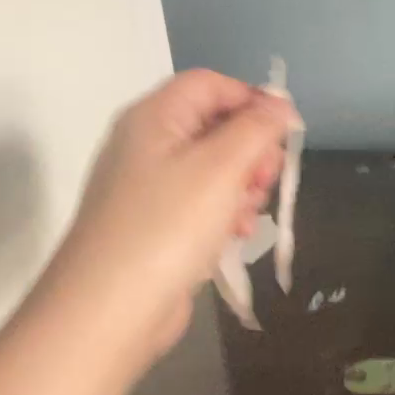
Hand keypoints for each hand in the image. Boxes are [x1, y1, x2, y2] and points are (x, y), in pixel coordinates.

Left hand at [33, 69, 297, 377]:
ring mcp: (147, 188)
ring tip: (249, 216)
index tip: (285, 135)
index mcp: (154, 118)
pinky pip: (200, 204)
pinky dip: (224, 213)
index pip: (210, 84)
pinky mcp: (153, 226)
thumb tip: (281, 105)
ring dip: (243, 186)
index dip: (252, 100)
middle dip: (252, 150)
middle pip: (214, 125)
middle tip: (268, 181)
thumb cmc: (168, 227)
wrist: (108, 310)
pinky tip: (235, 237)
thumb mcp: (222, 167)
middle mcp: (146, 145)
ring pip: (212, 169)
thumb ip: (256, 128)